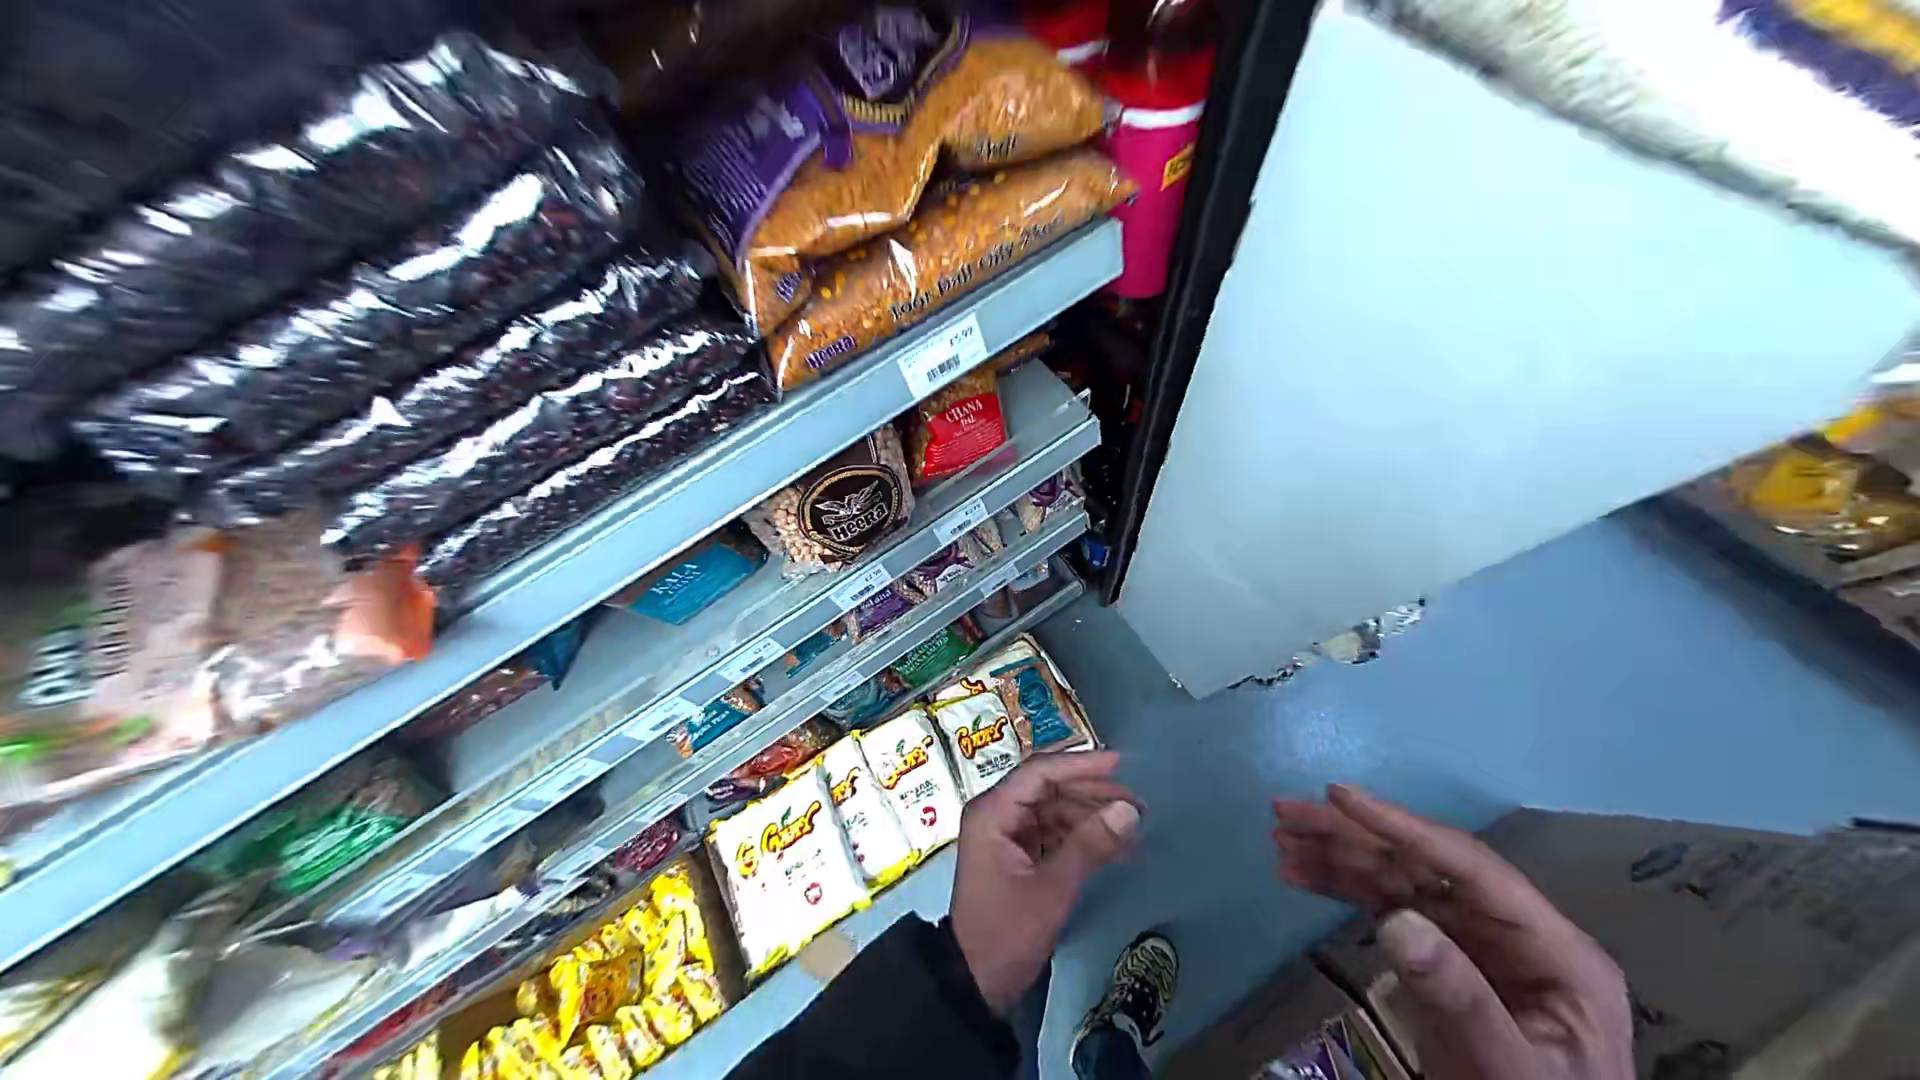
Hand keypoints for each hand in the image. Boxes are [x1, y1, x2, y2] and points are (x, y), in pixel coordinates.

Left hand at [950, 750, 1141, 1012]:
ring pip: (1055, 809)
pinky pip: (1055, 832)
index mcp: (992, 811)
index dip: (1079, 765)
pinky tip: (1117, 848)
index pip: (1039, 772)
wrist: (976, 984)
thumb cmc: (1006, 932)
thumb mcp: (1051, 889)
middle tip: (1138, 804)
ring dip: (1093, 817)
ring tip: (1134, 830)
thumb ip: (1089, 845)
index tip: (1119, 764)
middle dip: (1093, 794)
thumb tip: (1129, 810)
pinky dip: (1083, 838)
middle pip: (1049, 788)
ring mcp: (1007, 833)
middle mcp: (997, 814)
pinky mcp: (1019, 853)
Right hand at [1272, 785, 1631, 1079]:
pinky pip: (1381, 902)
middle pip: (1418, 862)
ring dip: (1333, 855)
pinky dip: (1338, 885)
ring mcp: (1470, 938)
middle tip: (1284, 813)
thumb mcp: (1505, 1071)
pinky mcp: (1436, 950)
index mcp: (1552, 948)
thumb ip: (1460, 999)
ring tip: (1279, 838)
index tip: (1337, 795)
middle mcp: (1508, 928)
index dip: (1399, 826)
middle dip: (1348, 835)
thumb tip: (1396, 920)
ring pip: (1392, 876)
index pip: (1468, 866)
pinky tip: (1298, 874)